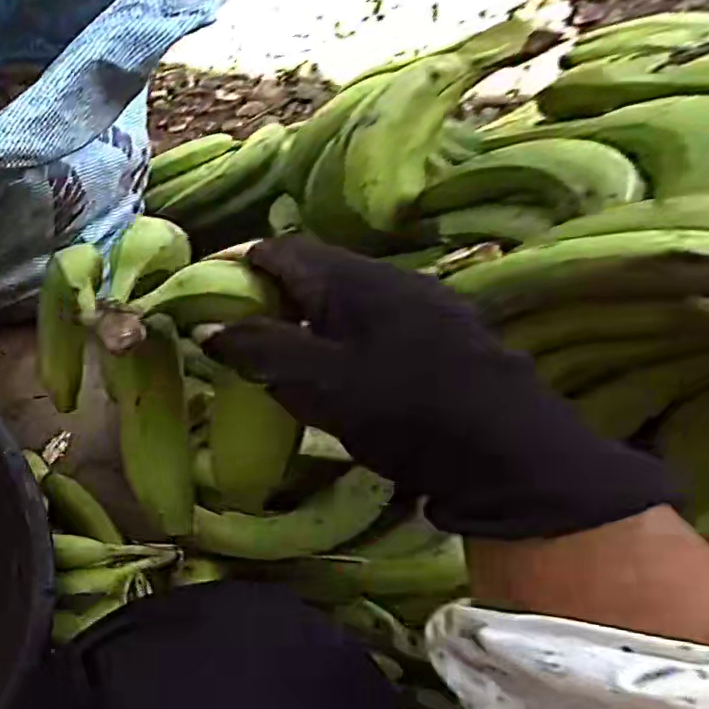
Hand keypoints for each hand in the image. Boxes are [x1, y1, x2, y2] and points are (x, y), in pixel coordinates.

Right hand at [199, 235, 673, 538]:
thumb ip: (254, 346)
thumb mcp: (310, 379)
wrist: (508, 459)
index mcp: (357, 281)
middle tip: (225, 318)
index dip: (235, 261)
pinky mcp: (439, 334)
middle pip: (311, 269)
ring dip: (296, 310)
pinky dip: (328, 328)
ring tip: (265, 342)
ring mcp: (422, 306)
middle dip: (263, 288)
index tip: (200, 284)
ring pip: (339, 294)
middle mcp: (392, 280)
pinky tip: (322, 360)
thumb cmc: (397, 409)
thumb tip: (204, 325)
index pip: (282, 250)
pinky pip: (365, 317)